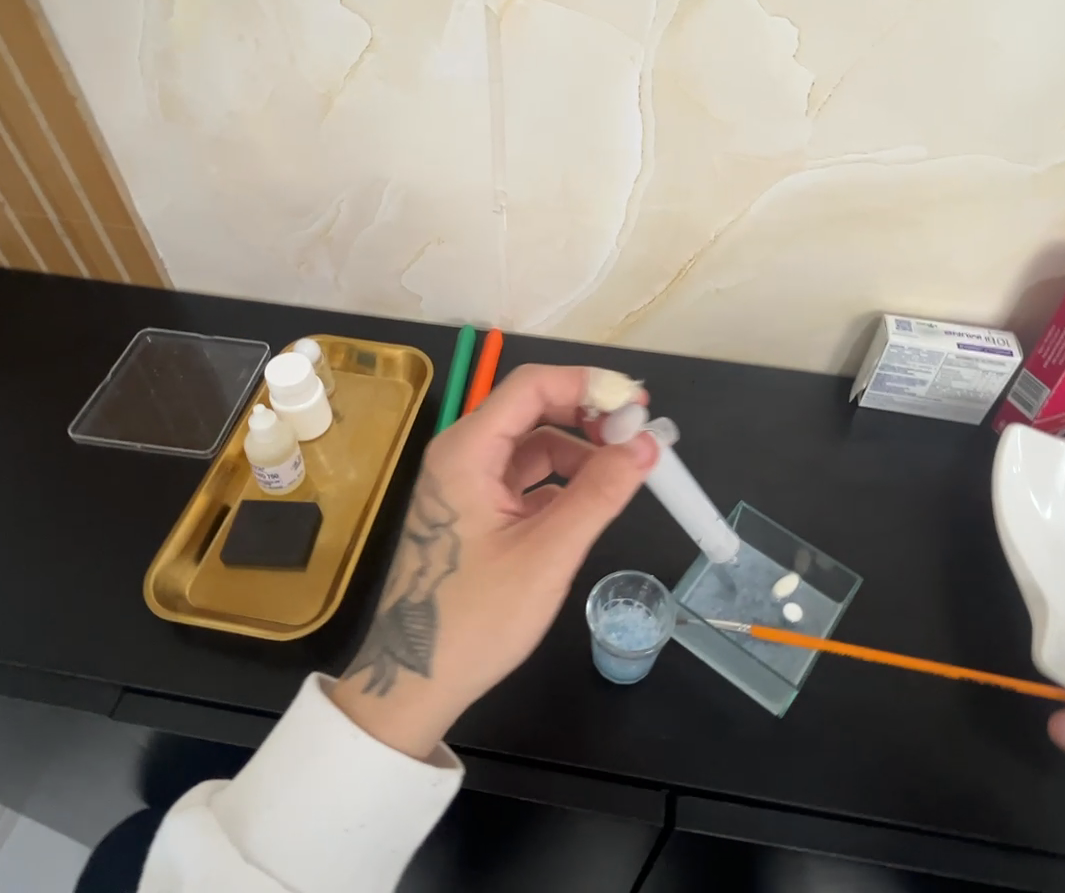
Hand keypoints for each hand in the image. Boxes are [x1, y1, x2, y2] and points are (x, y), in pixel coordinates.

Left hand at [331, 364, 657, 758]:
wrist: (417, 680)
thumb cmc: (477, 618)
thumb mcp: (547, 553)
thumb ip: (600, 493)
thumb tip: (647, 445)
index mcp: (466, 451)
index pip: (531, 386)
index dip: (587, 384)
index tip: (636, 404)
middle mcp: (462, 454)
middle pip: (531, 409)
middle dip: (587, 415)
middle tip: (637, 436)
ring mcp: (467, 482)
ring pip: (532, 443)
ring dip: (579, 449)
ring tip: (623, 472)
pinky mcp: (476, 509)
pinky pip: (525, 476)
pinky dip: (562, 479)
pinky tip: (591, 500)